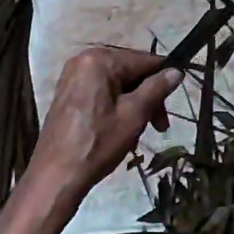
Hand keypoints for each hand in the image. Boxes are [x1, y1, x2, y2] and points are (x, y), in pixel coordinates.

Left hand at [24, 47, 183, 207]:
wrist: (57, 174)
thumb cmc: (98, 142)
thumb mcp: (134, 114)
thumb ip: (156, 89)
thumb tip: (176, 71)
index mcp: (99, 60)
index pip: (143, 60)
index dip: (164, 78)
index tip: (176, 100)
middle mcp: (82, 61)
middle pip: (129, 71)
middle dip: (148, 97)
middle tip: (160, 126)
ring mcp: (72, 77)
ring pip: (116, 85)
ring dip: (134, 105)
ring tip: (140, 133)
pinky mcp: (68, 94)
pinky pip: (100, 93)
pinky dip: (116, 107)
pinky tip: (122, 130)